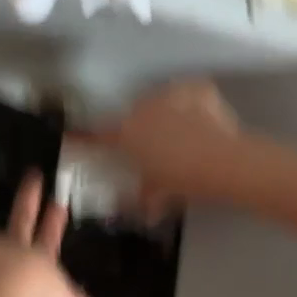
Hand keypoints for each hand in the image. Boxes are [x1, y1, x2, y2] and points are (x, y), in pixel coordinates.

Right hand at [84, 79, 240, 206]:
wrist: (224, 162)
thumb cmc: (184, 180)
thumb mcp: (159, 192)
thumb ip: (145, 195)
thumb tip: (147, 207)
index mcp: (127, 133)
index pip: (97, 134)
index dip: (83, 138)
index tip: (72, 137)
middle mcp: (142, 108)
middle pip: (133, 115)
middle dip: (139, 129)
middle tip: (154, 146)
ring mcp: (170, 94)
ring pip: (160, 101)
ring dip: (165, 114)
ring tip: (182, 133)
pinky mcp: (196, 88)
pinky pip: (188, 95)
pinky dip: (192, 104)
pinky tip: (202, 119)